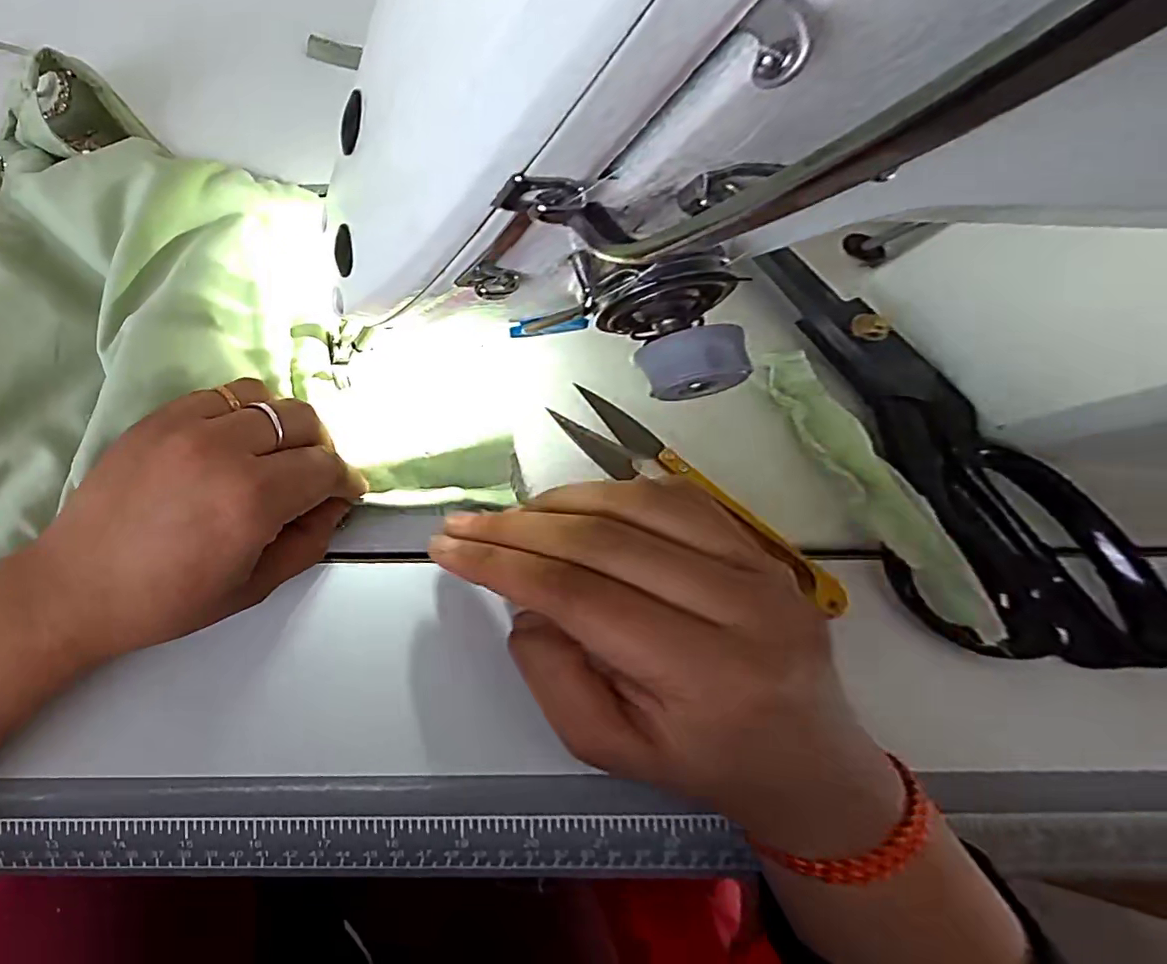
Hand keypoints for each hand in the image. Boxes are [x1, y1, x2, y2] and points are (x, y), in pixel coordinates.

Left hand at [26, 378, 366, 664]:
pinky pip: (217, 395)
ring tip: (272, 452)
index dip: (345, 479)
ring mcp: (185, 425)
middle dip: (320, 447)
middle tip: (312, 474)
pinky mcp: (157, 417)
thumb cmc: (165, 600)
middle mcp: (223, 450)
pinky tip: (230, 440)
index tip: (345, 490)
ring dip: (281, 421)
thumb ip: (306, 542)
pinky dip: (238, 412)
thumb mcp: (250, 588)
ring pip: (261, 397)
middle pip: (300, 420)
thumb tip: (333, 504)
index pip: (323, 466)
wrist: (81, 583)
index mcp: (251, 500)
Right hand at [430, 478, 904, 856]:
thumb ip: (548, 671)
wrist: (807, 761)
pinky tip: (564, 509)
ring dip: (551, 504)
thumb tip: (523, 598)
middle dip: (512, 528)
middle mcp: (746, 610)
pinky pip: (666, 495)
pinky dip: (601, 492)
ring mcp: (760, 569)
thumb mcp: (601, 743)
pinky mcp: (758, 546)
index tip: (445, 549)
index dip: (501, 564)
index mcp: (708, 674)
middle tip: (458, 525)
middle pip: (601, 541)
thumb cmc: (696, 760)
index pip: (580, 595)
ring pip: (631, 504)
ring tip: (505, 520)